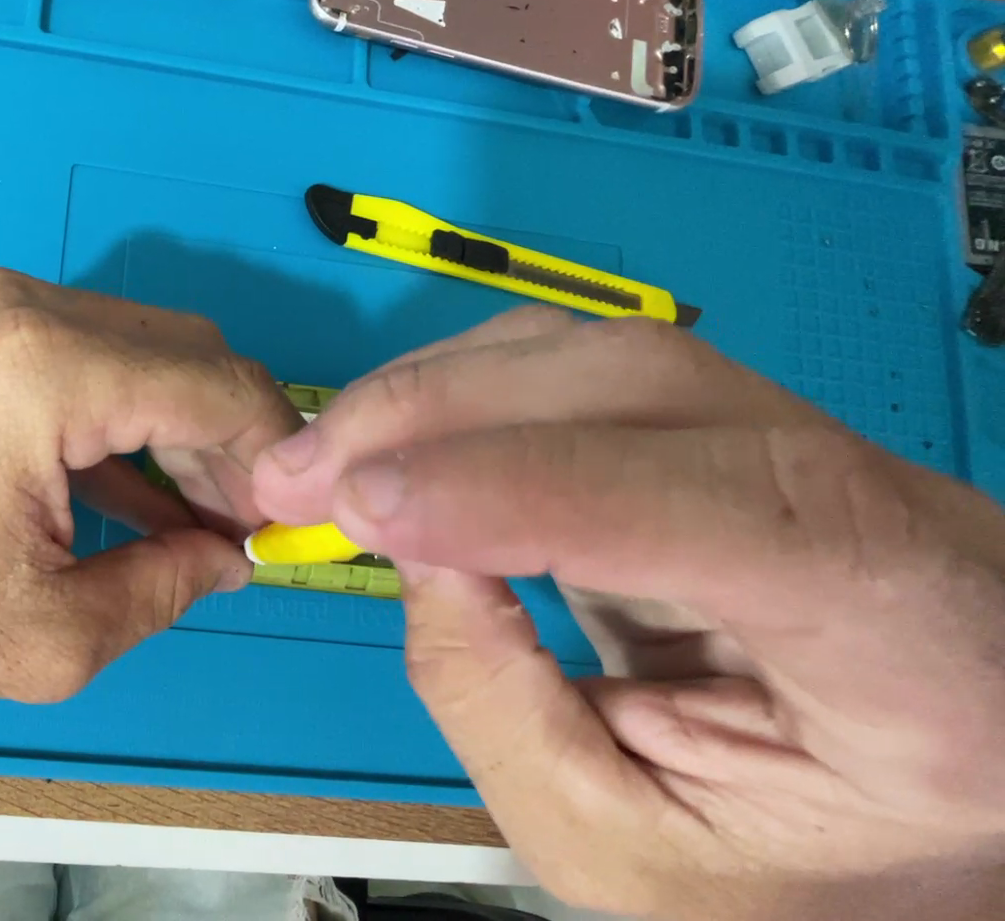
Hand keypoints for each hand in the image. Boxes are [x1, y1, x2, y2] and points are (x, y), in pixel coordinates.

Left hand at [0, 269, 300, 705]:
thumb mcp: (53, 634)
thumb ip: (170, 586)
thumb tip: (230, 555)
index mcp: (51, 370)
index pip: (219, 386)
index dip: (273, 452)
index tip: (287, 512)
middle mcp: (26, 311)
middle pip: (187, 351)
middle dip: (231, 437)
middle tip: (242, 522)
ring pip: (141, 348)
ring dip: (181, 424)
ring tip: (199, 514)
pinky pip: (84, 357)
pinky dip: (123, 414)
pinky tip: (143, 490)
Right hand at [252, 308, 1004, 918]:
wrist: (863, 806)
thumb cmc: (759, 860)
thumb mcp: (609, 841)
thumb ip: (491, 700)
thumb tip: (406, 541)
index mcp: (917, 640)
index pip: (730, 508)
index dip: (526, 485)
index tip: (360, 505)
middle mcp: (877, 500)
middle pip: (635, 380)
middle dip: (431, 412)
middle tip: (292, 474)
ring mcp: (788, 440)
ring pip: (582, 348)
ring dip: (420, 393)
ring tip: (316, 459)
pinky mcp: (704, 426)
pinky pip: (559, 364)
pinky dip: (445, 391)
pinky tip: (381, 443)